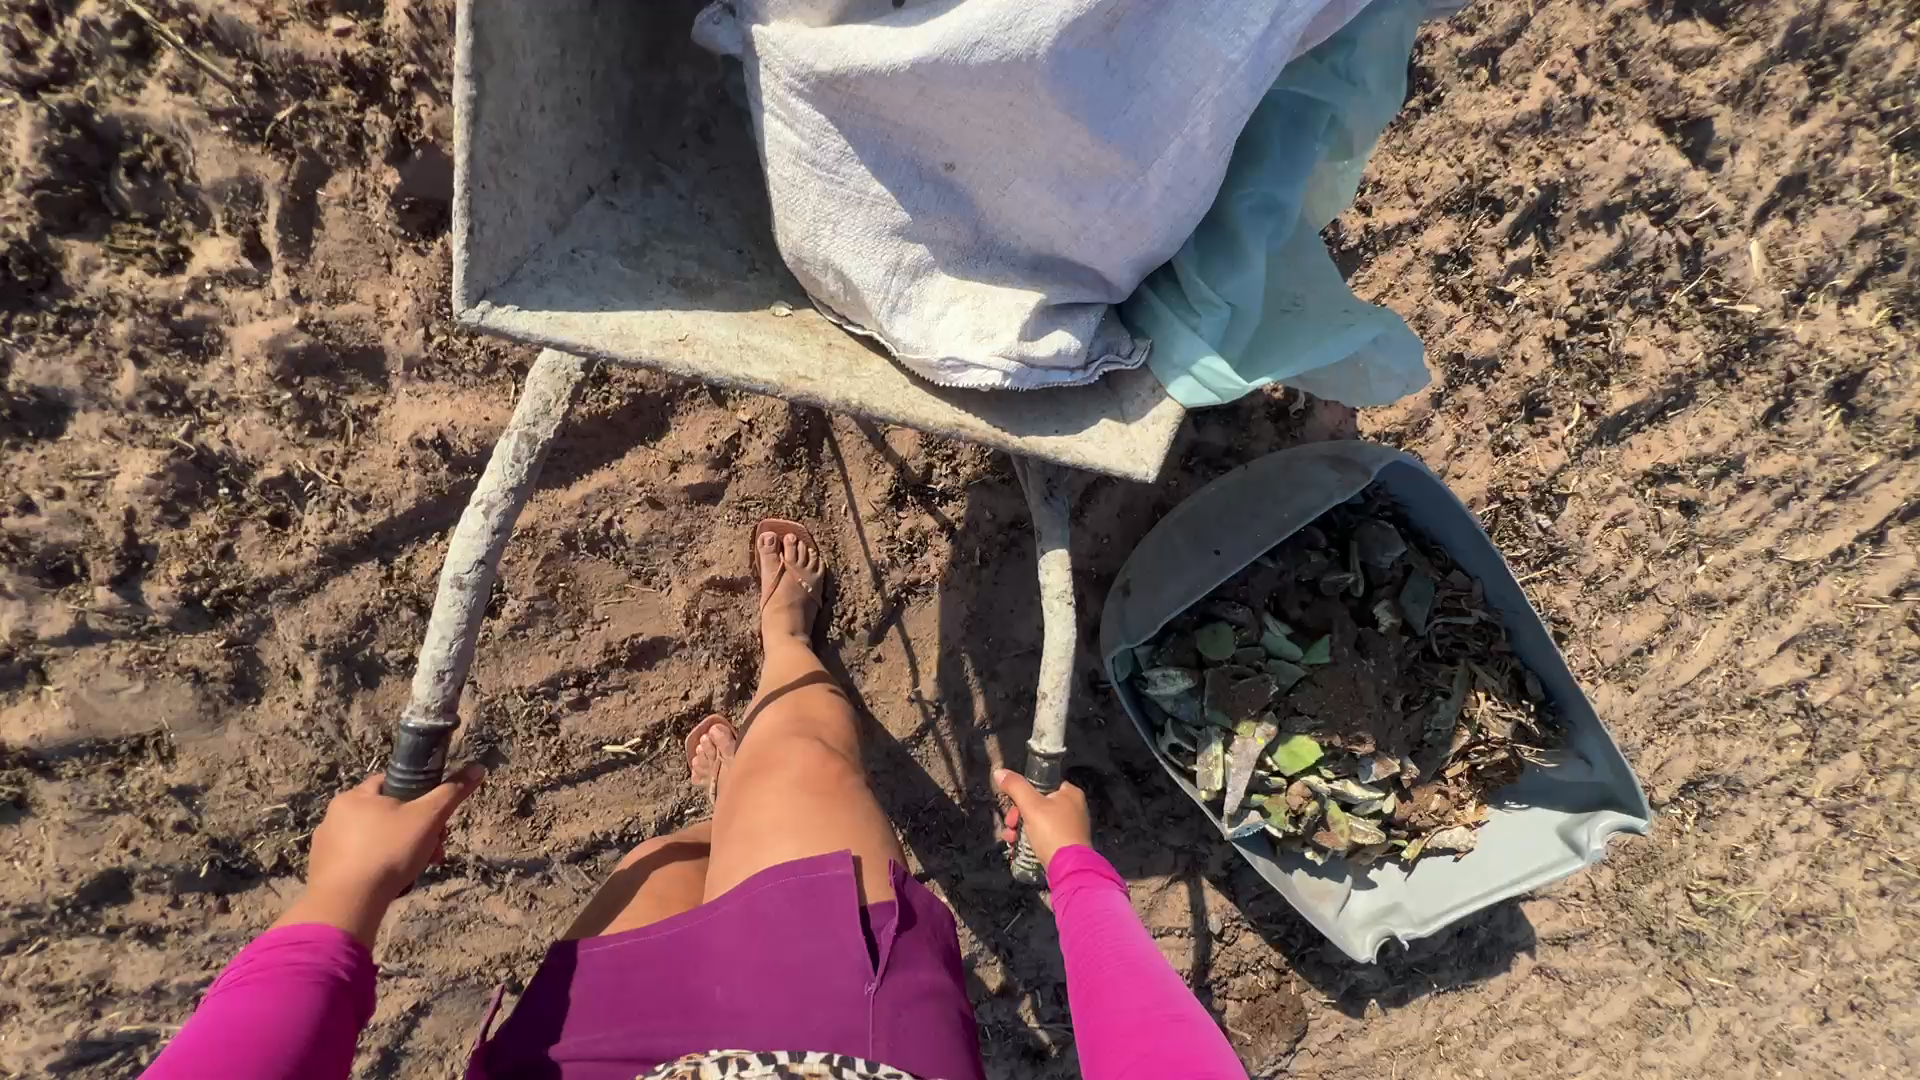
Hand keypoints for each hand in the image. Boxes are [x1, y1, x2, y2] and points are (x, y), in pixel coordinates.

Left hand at [274, 766, 485, 946]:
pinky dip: (383, 865)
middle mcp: (334, 818)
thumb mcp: (429, 816)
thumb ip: (453, 791)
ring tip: (421, 865)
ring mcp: (326, 847)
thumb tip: (478, 769)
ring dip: (406, 848)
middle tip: (435, 845)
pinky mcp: (325, 872)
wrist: (347, 905)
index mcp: (353, 798)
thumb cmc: (389, 850)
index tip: (436, 813)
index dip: (420, 794)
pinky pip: (364, 859)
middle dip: (420, 829)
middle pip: (391, 813)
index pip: (393, 782)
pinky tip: (398, 879)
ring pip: (379, 838)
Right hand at [995, 769, 1091, 870]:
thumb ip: (1015, 786)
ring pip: (1038, 822)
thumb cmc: (1052, 832)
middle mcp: (1073, 809)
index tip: (1012, 803)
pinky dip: (1029, 839)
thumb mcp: (1031, 805)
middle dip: (1018, 814)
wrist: (1069, 870)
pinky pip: (1043, 837)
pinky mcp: (1065, 846)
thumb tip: (999, 772)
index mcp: (1070, 794)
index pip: (1043, 784)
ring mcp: (1070, 829)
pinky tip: (1016, 846)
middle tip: (1011, 823)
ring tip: (1010, 837)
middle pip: (1037, 804)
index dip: (1024, 792)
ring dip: (1019, 828)